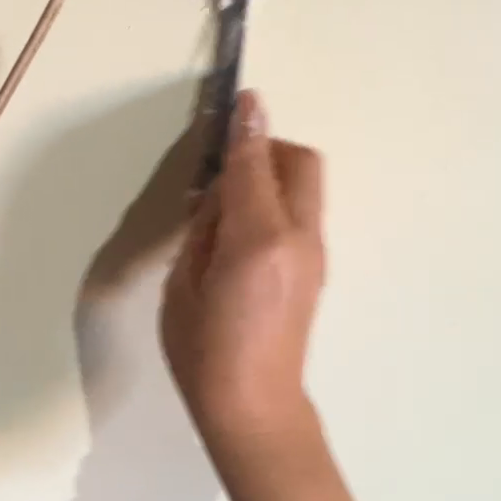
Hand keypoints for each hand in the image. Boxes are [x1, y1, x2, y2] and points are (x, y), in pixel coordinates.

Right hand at [162, 91, 325, 444]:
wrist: (253, 402)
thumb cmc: (201, 350)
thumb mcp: (184, 287)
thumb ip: (205, 232)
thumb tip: (219, 197)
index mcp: (256, 241)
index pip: (253, 167)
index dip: (245, 130)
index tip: (242, 98)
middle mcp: (297, 238)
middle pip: (300, 164)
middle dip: (268, 147)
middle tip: (226, 166)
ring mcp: (314, 253)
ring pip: (305, 187)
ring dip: (272, 176)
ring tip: (226, 206)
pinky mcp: (316, 268)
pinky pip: (301, 214)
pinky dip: (277, 202)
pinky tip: (242, 234)